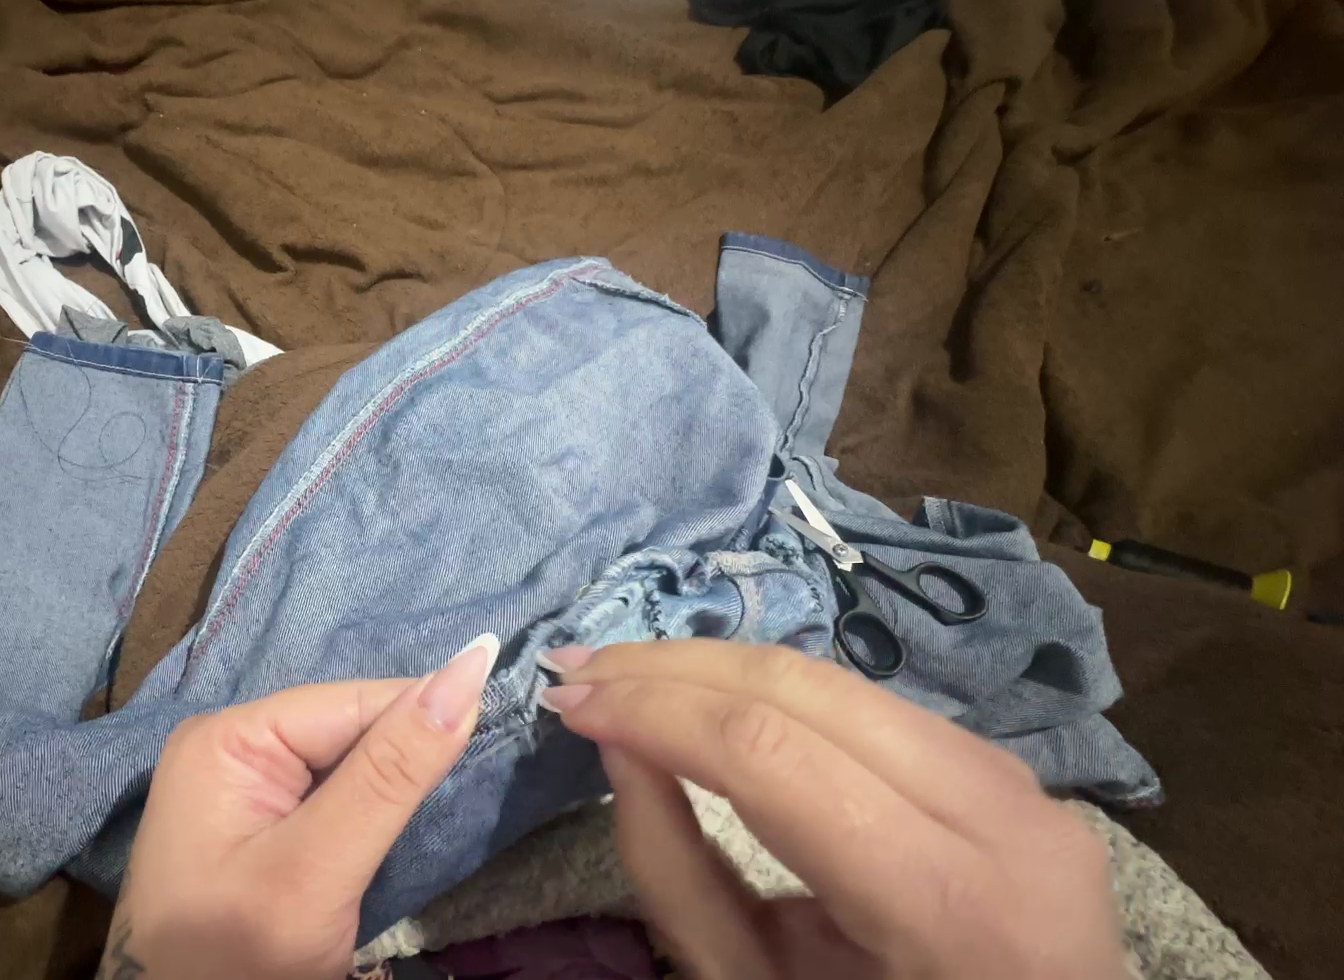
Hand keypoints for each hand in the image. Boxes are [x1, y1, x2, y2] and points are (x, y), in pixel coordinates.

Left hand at [98, 634, 498, 979]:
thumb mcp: (316, 871)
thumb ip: (391, 772)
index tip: (488, 735)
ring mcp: (241, 785)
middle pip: (346, 727)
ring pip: (344, 759)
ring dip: (389, 783)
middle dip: (402, 754)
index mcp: (228, 737)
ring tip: (432, 804)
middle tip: (463, 784)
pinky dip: (367, 807)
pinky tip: (388, 822)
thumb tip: (470, 667)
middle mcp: (230, 745)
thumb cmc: (239, 965)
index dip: (421, 715)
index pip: (350, 702)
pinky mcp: (258, 821)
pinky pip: (328, 790)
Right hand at [537, 641, 1128, 979]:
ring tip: (617, 671)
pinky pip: (841, 693)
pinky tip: (694, 687)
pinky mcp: (984, 753)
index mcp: (950, 906)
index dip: (651, 711)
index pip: (766, 752)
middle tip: (575, 670)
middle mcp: (997, 813)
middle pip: (789, 688)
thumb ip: (673, 866)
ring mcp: (1004, 771)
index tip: (565, 703)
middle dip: (663, 669)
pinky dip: (751, 683)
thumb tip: (615, 740)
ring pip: (814, 673)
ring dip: (700, 664)